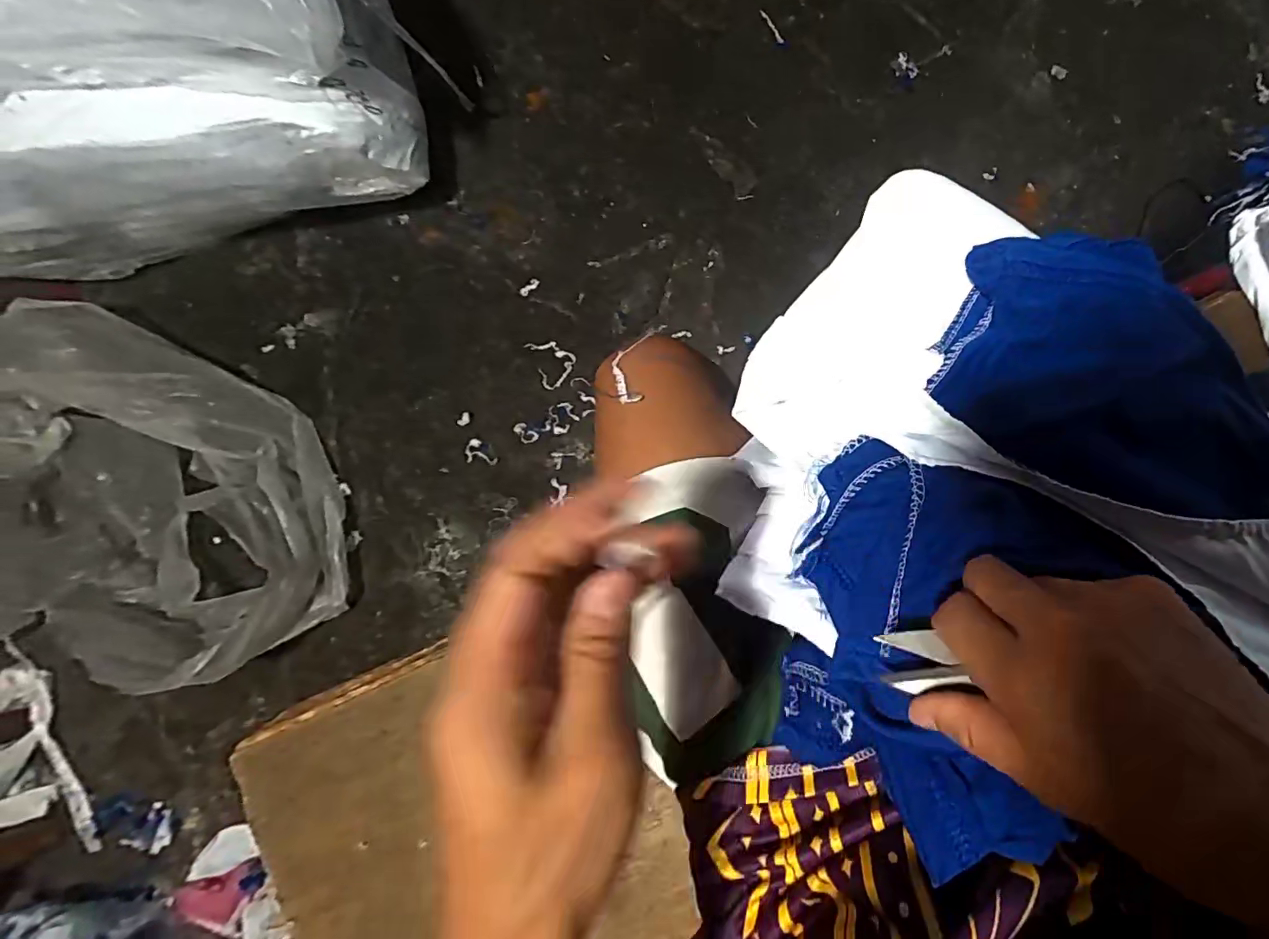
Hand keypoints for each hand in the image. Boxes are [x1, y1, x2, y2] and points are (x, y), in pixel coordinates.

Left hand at [427, 480, 695, 938]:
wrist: (521, 928)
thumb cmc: (555, 851)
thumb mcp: (589, 754)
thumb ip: (596, 658)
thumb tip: (617, 572)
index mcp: (480, 684)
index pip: (516, 572)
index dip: (572, 525)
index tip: (636, 502)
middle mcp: (481, 668)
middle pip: (524, 571)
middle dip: (587, 527)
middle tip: (655, 505)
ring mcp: (503, 679)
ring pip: (542, 590)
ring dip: (596, 552)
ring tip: (657, 528)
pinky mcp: (528, 692)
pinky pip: (557, 620)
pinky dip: (597, 588)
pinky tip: (634, 573)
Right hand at [909, 558, 1268, 938]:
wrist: (1254, 788)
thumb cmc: (1136, 802)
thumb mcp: (1041, 777)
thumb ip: (973, 724)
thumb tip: (917, 697)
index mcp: (1022, 669)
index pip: (952, 608)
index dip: (948, 627)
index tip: (960, 650)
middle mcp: (1058, 613)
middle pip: (987, 567)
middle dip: (982, 596)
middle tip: (1004, 640)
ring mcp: (1107, 591)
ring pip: (1042, 575)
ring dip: (1038, 603)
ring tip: (1071, 652)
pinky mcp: (1148, 585)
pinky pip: (1093, 583)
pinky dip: (1089, 608)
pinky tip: (1120, 650)